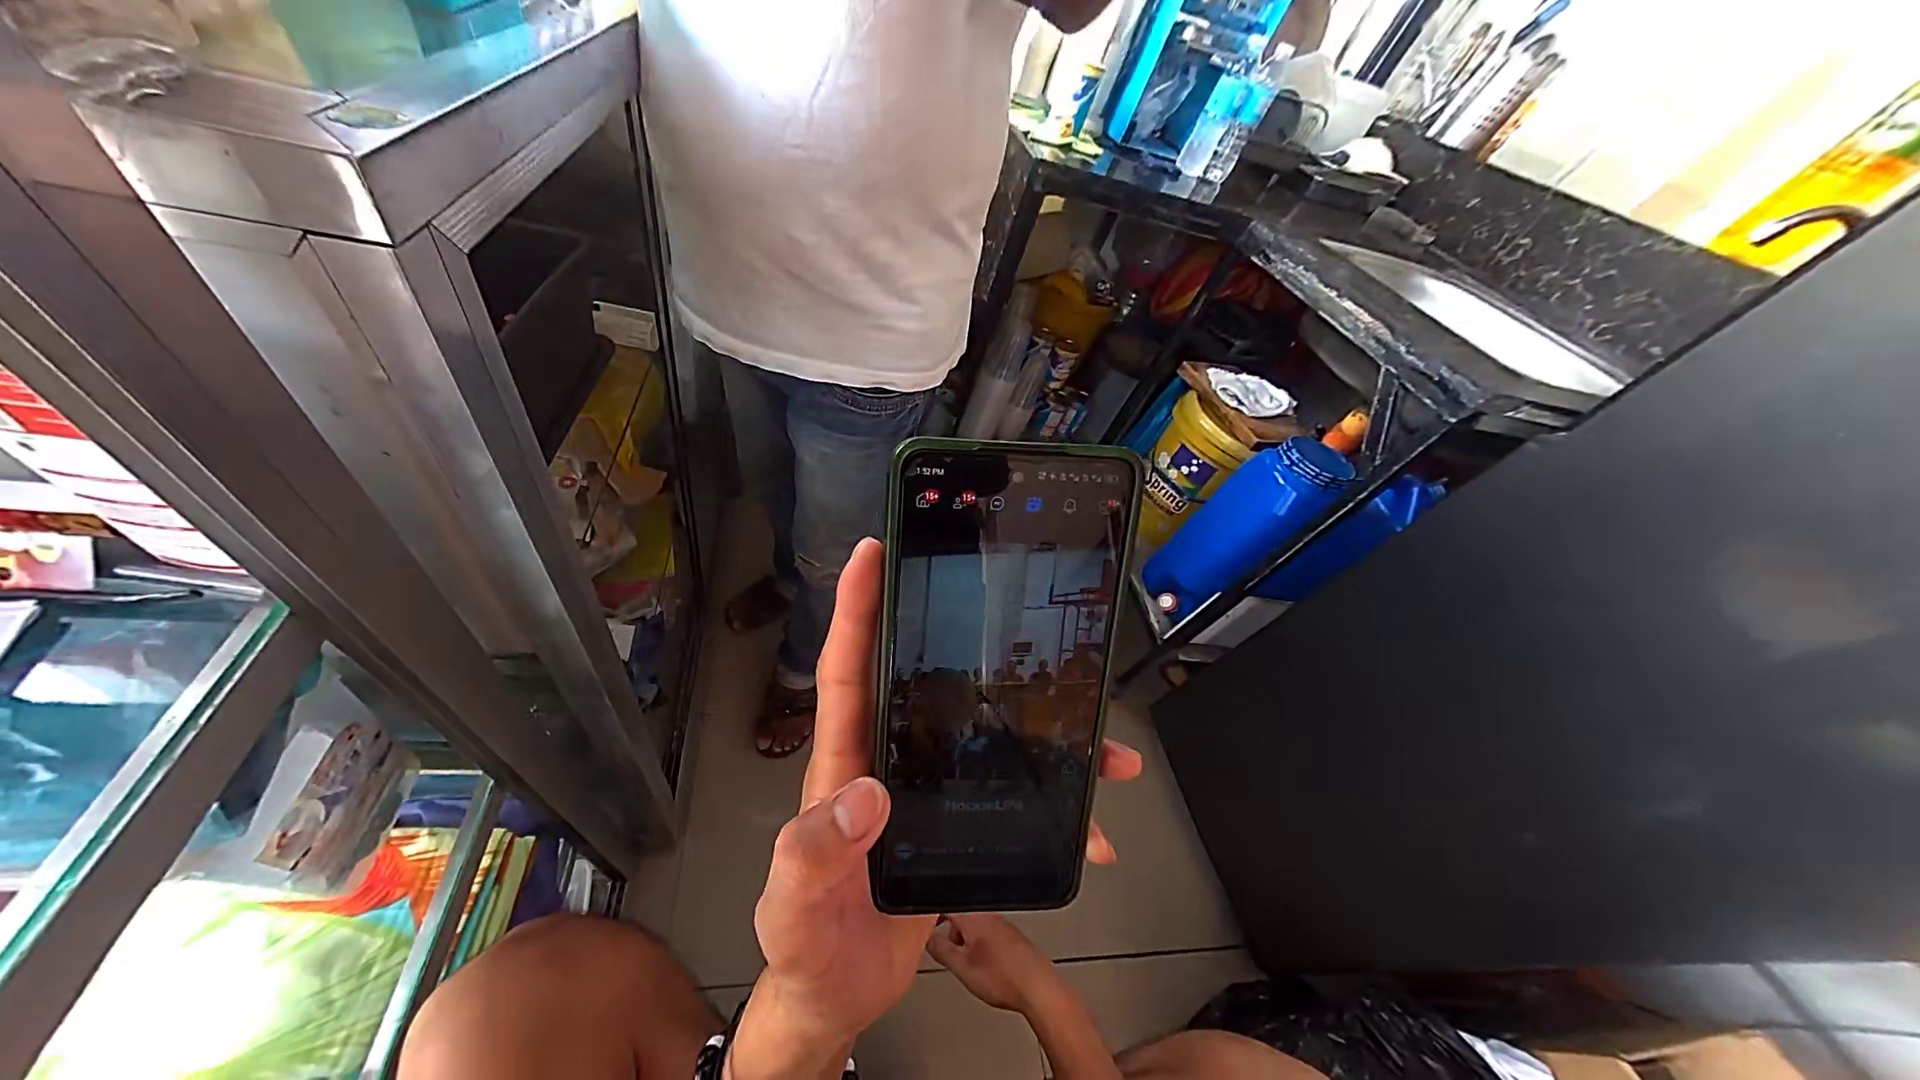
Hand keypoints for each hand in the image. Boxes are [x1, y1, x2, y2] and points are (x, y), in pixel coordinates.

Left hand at [732, 538, 1143, 1077]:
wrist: (839, 991)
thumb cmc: (806, 943)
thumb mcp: (797, 903)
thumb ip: (816, 850)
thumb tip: (864, 797)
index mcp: (844, 758)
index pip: (848, 667)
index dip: (855, 606)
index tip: (872, 550)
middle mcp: (886, 756)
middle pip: (927, 680)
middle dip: (970, 641)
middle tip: (1015, 609)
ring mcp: (923, 784)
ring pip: (986, 731)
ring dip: (1042, 730)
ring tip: (1101, 737)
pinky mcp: (955, 817)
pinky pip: (1007, 789)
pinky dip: (1051, 801)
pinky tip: (1092, 823)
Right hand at [926, 914, 1059, 1013]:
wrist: (1037, 987)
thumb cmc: (1004, 977)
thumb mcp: (961, 967)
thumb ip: (941, 950)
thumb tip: (928, 939)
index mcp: (974, 917)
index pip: (947, 905)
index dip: (933, 915)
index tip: (926, 926)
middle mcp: (989, 916)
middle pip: (961, 917)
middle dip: (951, 934)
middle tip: (949, 955)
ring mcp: (1003, 925)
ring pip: (976, 928)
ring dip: (967, 943)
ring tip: (969, 968)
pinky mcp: (1013, 938)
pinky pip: (990, 936)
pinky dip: (982, 948)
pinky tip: (987, 969)